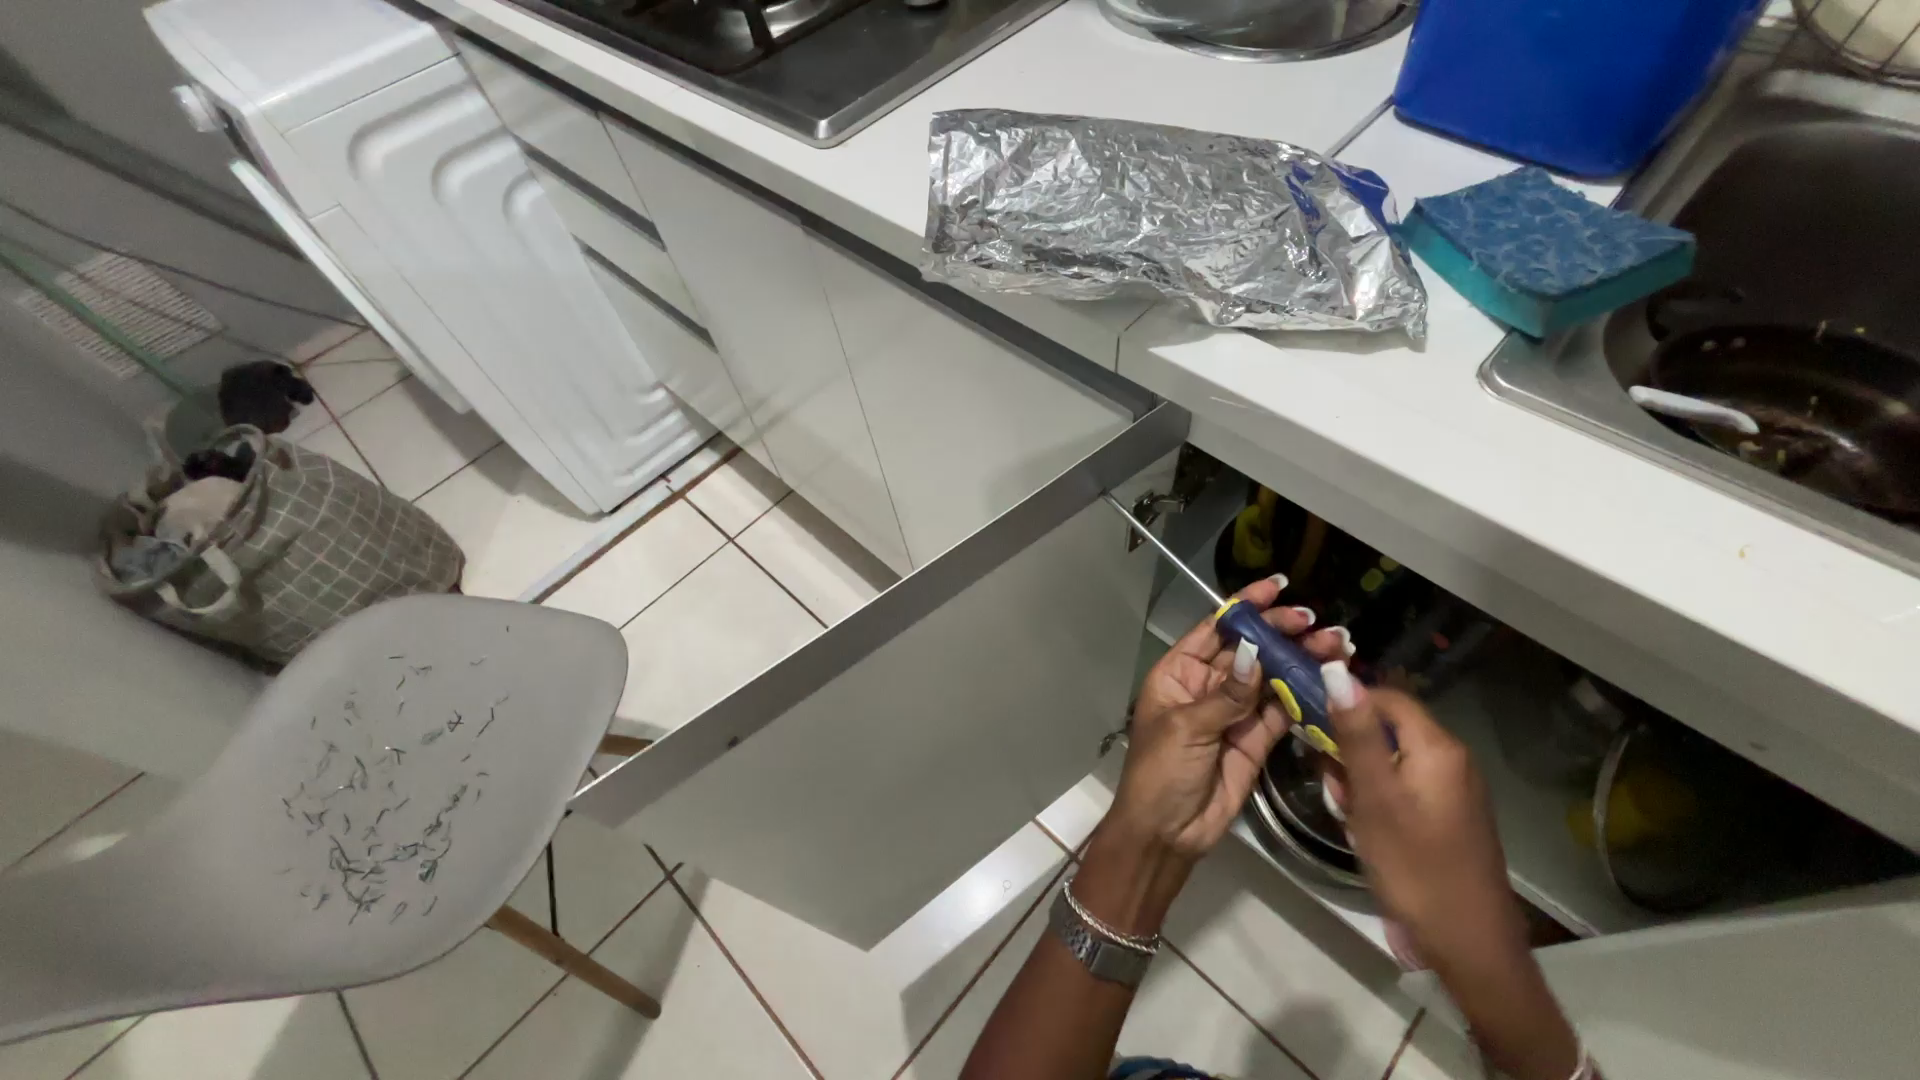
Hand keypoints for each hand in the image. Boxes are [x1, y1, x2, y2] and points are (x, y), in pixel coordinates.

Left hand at [1108, 576, 1348, 860]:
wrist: (1166, 832)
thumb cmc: (1160, 772)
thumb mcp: (1188, 728)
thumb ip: (1228, 694)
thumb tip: (1257, 654)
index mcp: (1179, 672)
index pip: (1216, 629)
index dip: (1246, 607)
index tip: (1277, 587)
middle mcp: (1208, 685)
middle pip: (1250, 650)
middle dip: (1282, 633)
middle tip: (1317, 624)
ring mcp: (1234, 712)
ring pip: (1271, 678)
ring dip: (1301, 662)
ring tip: (1337, 647)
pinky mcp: (1255, 740)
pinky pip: (1281, 712)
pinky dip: (1304, 697)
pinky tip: (1329, 680)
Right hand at [1324, 671, 1588, 1079]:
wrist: (1468, 943)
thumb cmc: (1414, 864)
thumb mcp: (1373, 795)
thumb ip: (1354, 732)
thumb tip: (1339, 671)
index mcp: (1437, 746)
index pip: (1384, 696)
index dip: (1344, 702)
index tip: (1308, 725)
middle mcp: (1451, 758)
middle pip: (1385, 729)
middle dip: (1349, 751)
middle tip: (1334, 788)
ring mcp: (1452, 788)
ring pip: (1390, 761)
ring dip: (1359, 780)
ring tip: (1349, 816)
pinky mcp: (1448, 815)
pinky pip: (1403, 787)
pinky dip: (1378, 800)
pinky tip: (1368, 831)